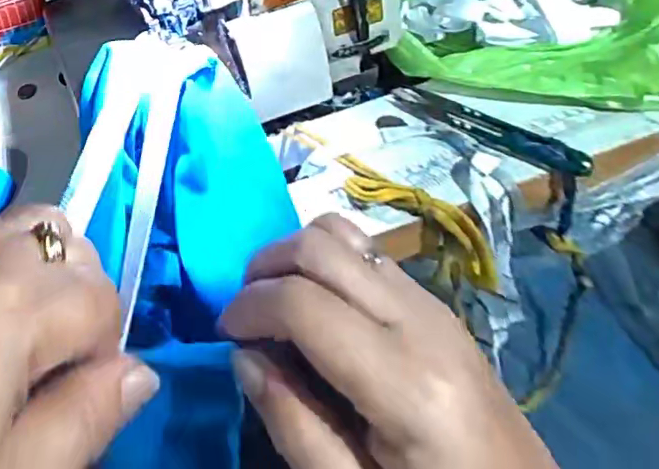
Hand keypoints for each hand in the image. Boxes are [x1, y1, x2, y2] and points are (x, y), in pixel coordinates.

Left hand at [0, 205, 157, 468]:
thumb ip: (86, 419)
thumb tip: (142, 373)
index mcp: (18, 299)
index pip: (105, 301)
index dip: (103, 357)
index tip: (74, 408)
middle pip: (76, 248)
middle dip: (82, 304)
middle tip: (48, 381)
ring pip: (37, 230)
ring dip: (50, 276)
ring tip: (21, 350)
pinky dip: (10, 264)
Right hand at [221, 214, 555, 468]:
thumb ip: (295, 425)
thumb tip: (244, 354)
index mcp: (404, 382)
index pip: (302, 303)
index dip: (249, 308)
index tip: (223, 333)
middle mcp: (418, 319)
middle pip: (321, 245)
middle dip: (266, 264)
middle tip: (241, 310)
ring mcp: (432, 302)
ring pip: (345, 232)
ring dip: (296, 253)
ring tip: (274, 298)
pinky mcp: (436, 301)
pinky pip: (369, 252)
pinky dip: (327, 259)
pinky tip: (317, 301)